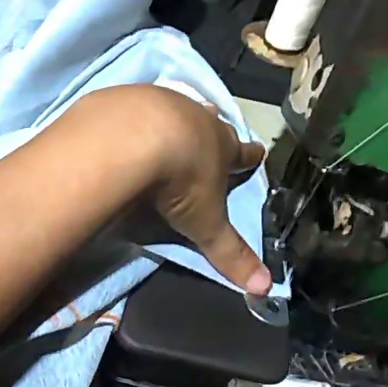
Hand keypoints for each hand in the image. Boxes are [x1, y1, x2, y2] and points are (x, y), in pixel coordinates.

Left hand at [58, 86, 269, 294]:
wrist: (132, 139)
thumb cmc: (180, 181)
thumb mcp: (206, 224)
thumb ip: (230, 254)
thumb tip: (265, 288)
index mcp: (221, 146)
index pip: (243, 152)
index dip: (250, 156)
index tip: (257, 153)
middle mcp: (194, 117)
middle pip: (209, 122)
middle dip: (211, 129)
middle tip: (211, 130)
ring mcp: (158, 103)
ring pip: (172, 108)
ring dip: (172, 118)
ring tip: (167, 128)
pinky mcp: (123, 98)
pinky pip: (131, 106)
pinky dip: (131, 117)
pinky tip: (122, 127)